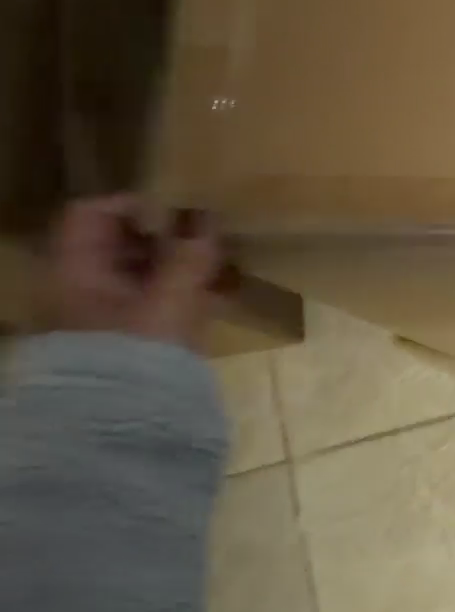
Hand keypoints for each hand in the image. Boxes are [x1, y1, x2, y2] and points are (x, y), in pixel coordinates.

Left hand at [38, 196, 222, 348]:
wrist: (128, 407)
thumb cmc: (141, 344)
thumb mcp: (171, 296)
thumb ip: (190, 256)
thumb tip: (207, 214)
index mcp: (77, 267)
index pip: (93, 214)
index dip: (134, 204)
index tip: (182, 208)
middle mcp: (82, 281)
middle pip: (120, 240)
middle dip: (166, 234)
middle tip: (209, 236)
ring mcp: (105, 306)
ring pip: (141, 267)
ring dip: (179, 261)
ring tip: (220, 263)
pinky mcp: (130, 327)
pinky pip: (155, 293)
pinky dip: (183, 286)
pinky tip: (216, 291)